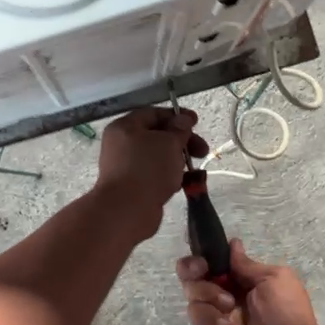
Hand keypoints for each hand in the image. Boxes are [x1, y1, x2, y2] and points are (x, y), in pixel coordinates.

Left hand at [93, 107, 207, 239]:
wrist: (127, 210)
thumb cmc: (148, 169)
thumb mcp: (169, 142)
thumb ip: (179, 129)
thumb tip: (182, 120)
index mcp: (124, 127)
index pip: (153, 114)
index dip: (177, 116)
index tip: (196, 123)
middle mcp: (121, 144)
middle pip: (157, 136)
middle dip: (182, 142)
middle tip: (202, 150)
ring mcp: (125, 167)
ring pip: (157, 157)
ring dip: (177, 160)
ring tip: (191, 171)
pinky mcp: (132, 186)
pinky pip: (154, 175)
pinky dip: (168, 176)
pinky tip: (181, 184)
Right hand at [176, 239, 324, 324]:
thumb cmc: (288, 317)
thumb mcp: (277, 279)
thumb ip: (248, 264)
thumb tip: (233, 243)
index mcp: (243, 277)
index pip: (217, 257)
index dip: (207, 250)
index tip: (206, 250)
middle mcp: (224, 290)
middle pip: (194, 269)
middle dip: (193, 265)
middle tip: (203, 269)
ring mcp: (213, 311)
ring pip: (191, 288)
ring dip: (207, 291)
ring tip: (228, 305)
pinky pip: (195, 312)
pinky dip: (208, 315)